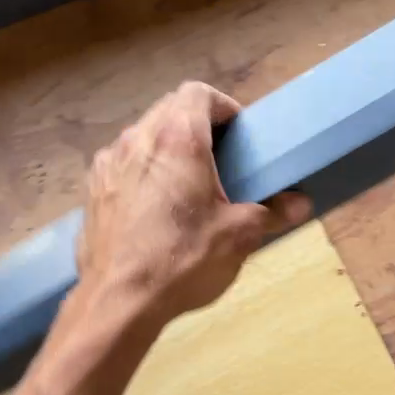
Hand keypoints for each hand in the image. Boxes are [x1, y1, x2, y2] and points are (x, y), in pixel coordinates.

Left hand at [78, 81, 310, 323]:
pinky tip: (154, 214)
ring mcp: (108, 164)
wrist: (119, 300)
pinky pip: (123, 168)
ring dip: (167, 153)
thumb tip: (301, 203)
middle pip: (169, 111)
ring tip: (186, 190)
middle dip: (196, 129)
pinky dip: (142, 177)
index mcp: (178, 138)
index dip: (223, 108)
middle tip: (219, 163)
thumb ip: (271, 213)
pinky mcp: (93, 191)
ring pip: (144, 140)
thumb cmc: (183, 260)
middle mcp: (138, 139)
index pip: (199, 93)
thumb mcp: (238, 237)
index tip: (238, 136)